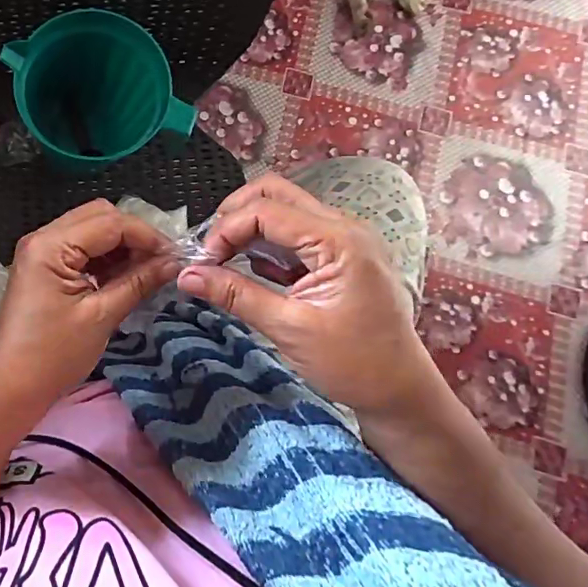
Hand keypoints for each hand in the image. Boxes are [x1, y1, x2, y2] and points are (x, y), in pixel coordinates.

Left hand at [0, 199, 178, 417]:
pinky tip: (124, 277)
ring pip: (92, 230)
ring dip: (121, 246)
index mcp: (51, 245)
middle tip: (161, 263)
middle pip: (100, 216)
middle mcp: (43, 237)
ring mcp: (41, 250)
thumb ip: (138, 282)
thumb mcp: (102, 316)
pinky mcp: (44, 265)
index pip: (110, 222)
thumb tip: (174, 263)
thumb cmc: (53, 355)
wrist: (11, 386)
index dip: (147, 236)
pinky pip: (81, 248)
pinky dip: (105, 257)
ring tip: (146, 272)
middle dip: (134, 236)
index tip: (176, 256)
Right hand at [175, 174, 441, 421]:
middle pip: (274, 193)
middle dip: (234, 216)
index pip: (266, 210)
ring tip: (225, 263)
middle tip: (212, 251)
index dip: (225, 229)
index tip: (203, 262)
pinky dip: (266, 244)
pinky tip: (253, 272)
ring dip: (248, 228)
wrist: (401, 393)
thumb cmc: (353, 364)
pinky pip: (294, 231)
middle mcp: (344, 227)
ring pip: (283, 208)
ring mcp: (344, 237)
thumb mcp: (288, 328)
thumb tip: (186, 276)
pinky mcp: (339, 253)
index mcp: (338, 240)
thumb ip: (234, 294)